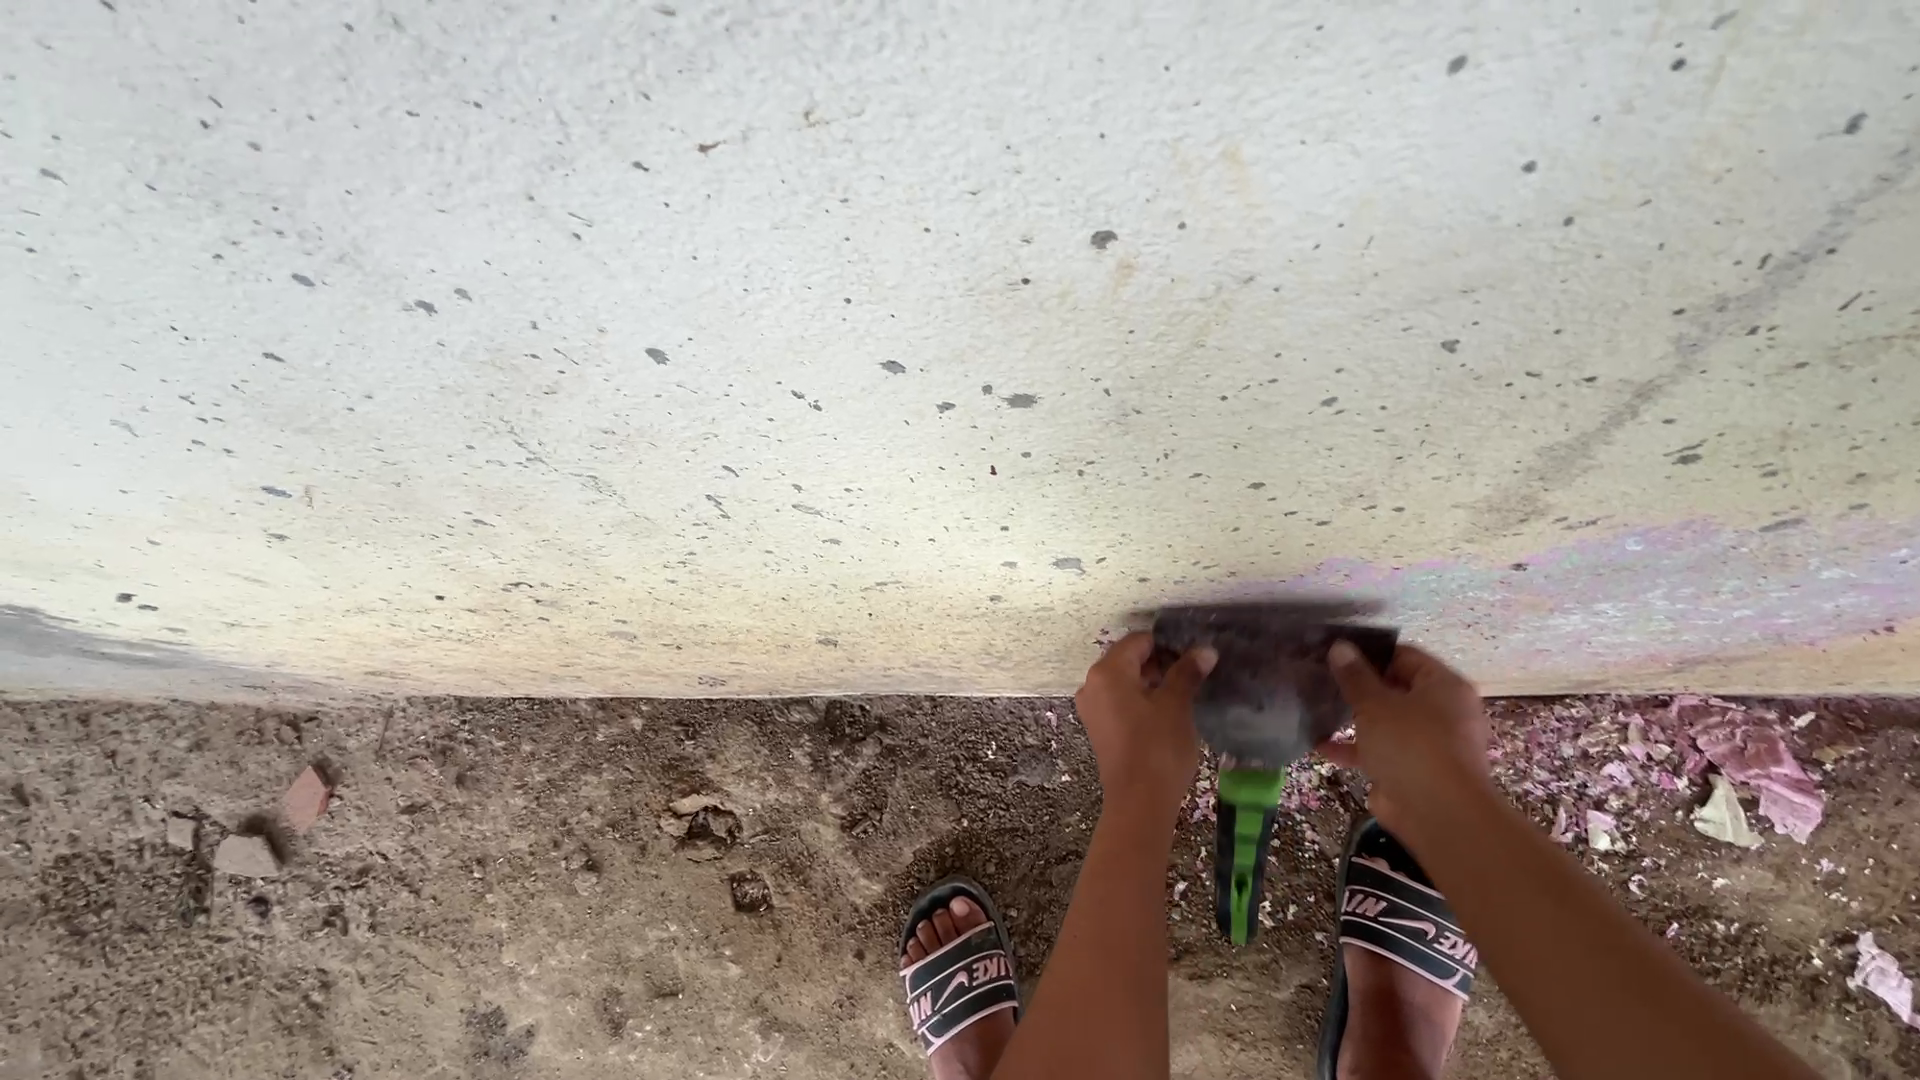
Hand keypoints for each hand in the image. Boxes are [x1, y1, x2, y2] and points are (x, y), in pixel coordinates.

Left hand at [1073, 633, 1216, 820]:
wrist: (1139, 802)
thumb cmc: (1158, 747)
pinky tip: (1166, 711)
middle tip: (1193, 673)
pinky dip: (1141, 698)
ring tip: (1184, 692)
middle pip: (1128, 659)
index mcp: (1107, 672)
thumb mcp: (1176, 705)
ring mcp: (1092, 707)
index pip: (1138, 642)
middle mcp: (1092, 684)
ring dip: (1152, 681)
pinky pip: (1119, 700)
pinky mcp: (1099, 727)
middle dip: (1160, 662)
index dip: (1167, 645)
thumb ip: (1187, 673)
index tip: (1194, 655)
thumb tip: (1205, 651)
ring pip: (1124, 681)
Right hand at [1317, 641, 1492, 840]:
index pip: (1405, 657)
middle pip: (1395, 689)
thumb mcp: (1375, 703)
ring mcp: (1428, 743)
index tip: (1335, 655)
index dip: (1370, 653)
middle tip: (1322, 679)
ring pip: (1386, 721)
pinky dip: (1354, 748)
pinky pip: (1380, 750)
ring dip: (1355, 718)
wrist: (1438, 813)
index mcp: (1444, 687)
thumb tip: (1340, 646)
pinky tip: (1320, 745)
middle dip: (1360, 687)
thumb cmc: (1411, 745)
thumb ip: (1355, 676)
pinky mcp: (1413, 770)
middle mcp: (1442, 712)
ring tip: (1318, 708)